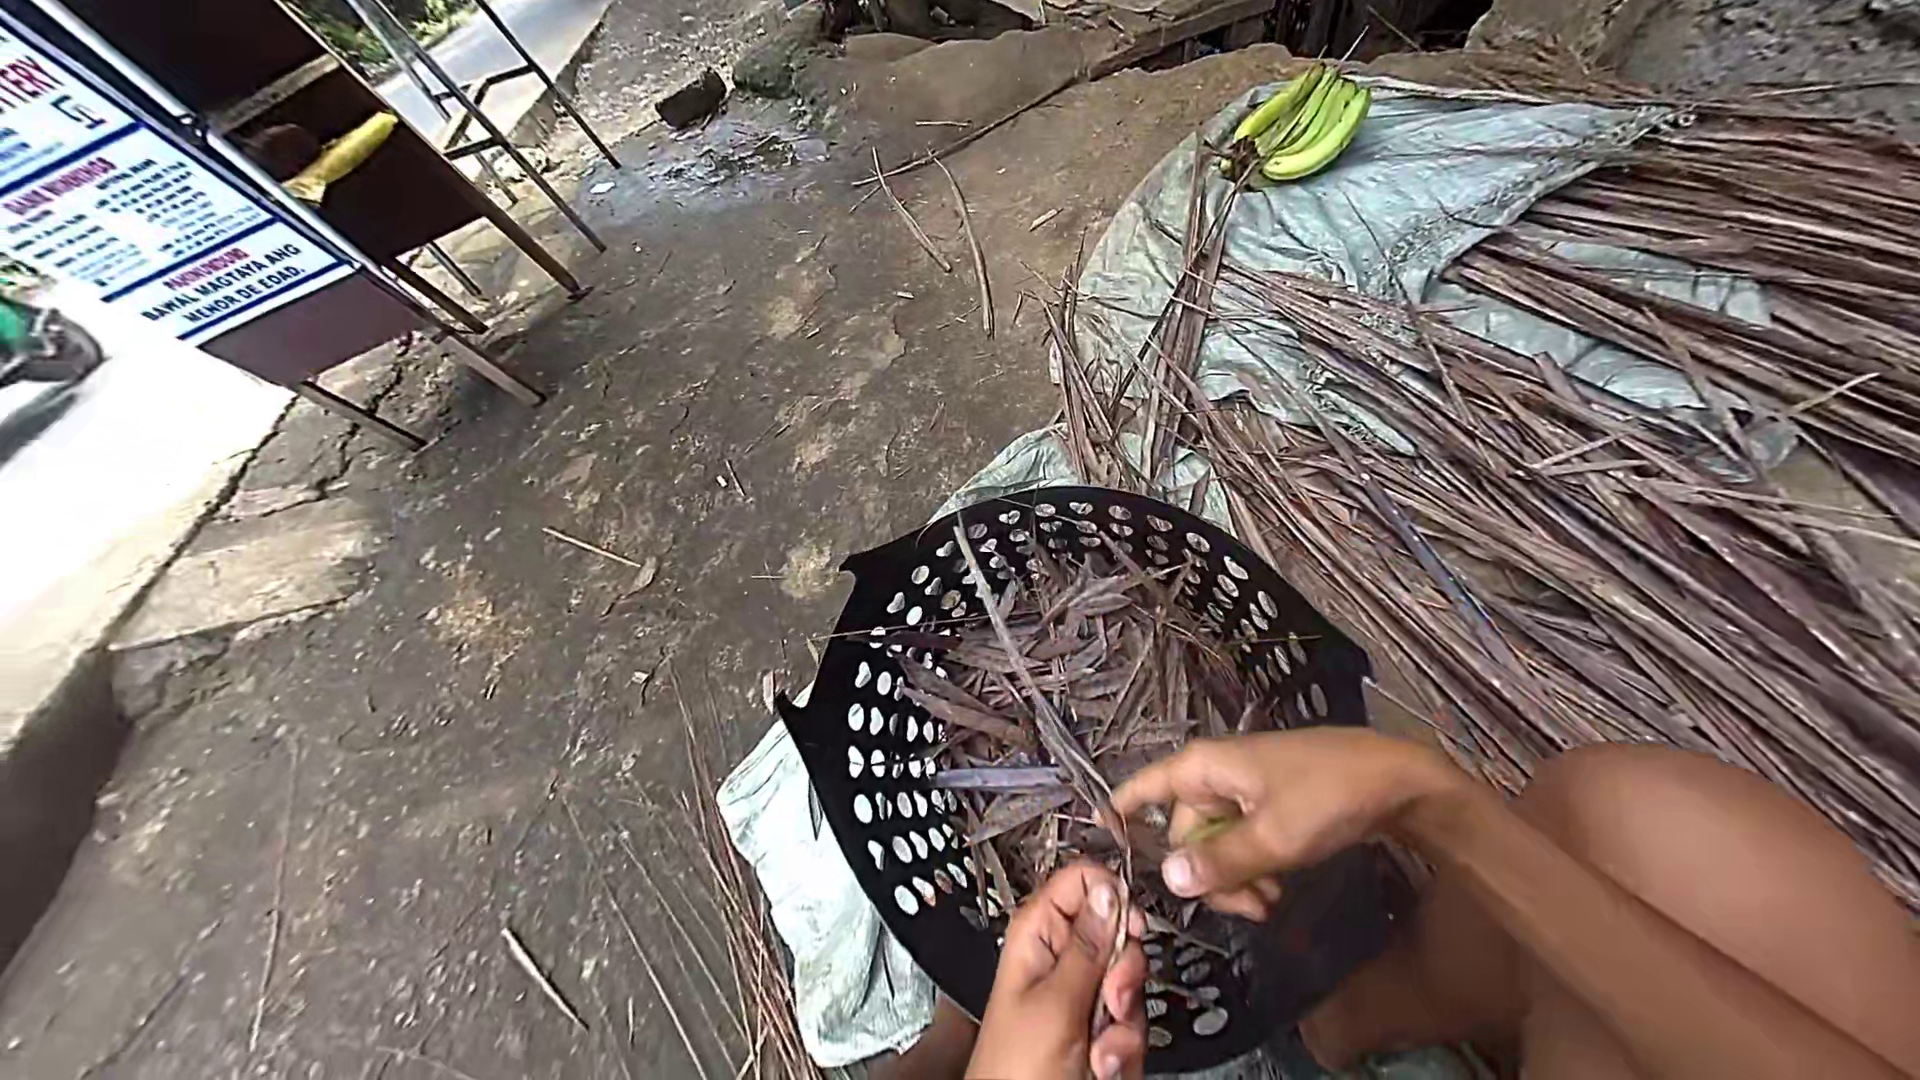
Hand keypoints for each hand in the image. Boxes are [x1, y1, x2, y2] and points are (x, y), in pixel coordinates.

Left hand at [966, 862, 1148, 1079]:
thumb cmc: (1019, 1072)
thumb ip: (1087, 946)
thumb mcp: (1055, 1004)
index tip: (1131, 923)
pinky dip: (1125, 1051)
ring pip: (1129, 979)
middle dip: (1124, 972)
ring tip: (1100, 1054)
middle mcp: (1062, 954)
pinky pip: (1132, 1022)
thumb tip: (1109, 887)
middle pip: (1116, 930)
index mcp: (1039, 931)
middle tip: (1111, 1000)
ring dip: (1124, 1023)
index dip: (1111, 894)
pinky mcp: (1101, 1030)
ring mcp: (1083, 993)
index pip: (1080, 880)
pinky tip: (1104, 1069)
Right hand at [1112, 729, 1461, 919]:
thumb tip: (1168, 879)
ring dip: (1231, 876)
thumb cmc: (1326, 795)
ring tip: (1267, 905)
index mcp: (1200, 767)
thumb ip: (1220, 861)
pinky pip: (1238, 838)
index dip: (1119, 814)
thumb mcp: (1274, 836)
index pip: (1142, 788)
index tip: (1102, 844)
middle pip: (1182, 830)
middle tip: (1245, 907)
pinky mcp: (1263, 802)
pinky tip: (1274, 891)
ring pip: (1212, 840)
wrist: (1396, 779)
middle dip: (1205, 872)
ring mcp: (1238, 788)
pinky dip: (1249, 866)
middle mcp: (1210, 774)